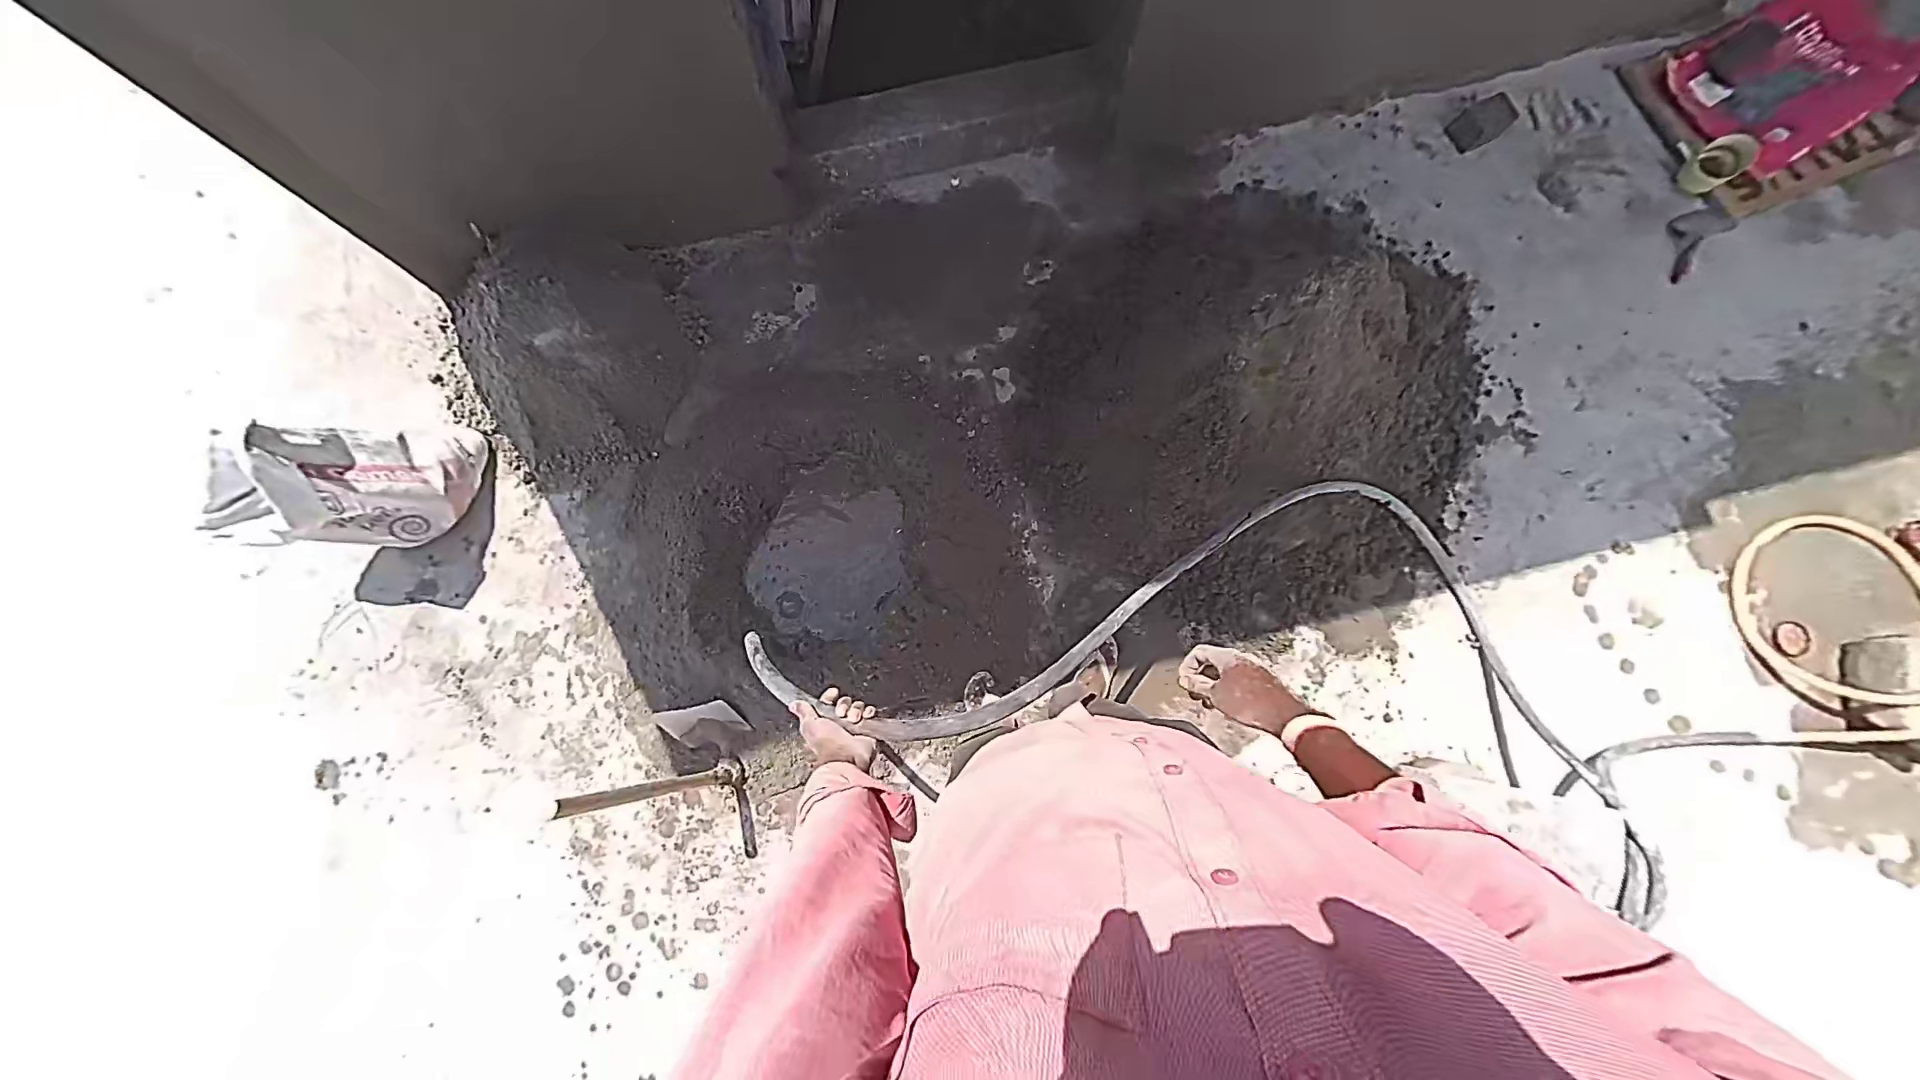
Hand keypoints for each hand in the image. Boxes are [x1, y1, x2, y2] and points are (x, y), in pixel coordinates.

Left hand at [792, 687, 878, 771]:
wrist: (848, 758)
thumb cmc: (827, 745)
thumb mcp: (810, 726)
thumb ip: (803, 713)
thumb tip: (794, 704)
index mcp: (824, 723)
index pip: (827, 702)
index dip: (829, 697)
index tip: (833, 693)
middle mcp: (838, 724)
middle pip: (844, 702)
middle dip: (843, 704)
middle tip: (841, 713)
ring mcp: (853, 727)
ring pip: (857, 706)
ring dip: (856, 709)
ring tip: (854, 719)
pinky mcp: (866, 729)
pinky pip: (869, 713)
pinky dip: (868, 712)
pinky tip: (864, 717)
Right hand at [1177, 644, 1311, 734]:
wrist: (1286, 717)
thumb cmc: (1253, 705)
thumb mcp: (1215, 695)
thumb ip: (1196, 685)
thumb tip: (1185, 679)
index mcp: (1228, 656)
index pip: (1198, 652)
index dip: (1187, 667)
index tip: (1186, 681)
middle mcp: (1242, 658)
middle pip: (1211, 661)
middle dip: (1200, 678)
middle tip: (1197, 694)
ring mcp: (1254, 668)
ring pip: (1225, 672)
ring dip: (1214, 686)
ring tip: (1212, 702)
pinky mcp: (1263, 680)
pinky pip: (1238, 679)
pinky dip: (1229, 689)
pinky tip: (1230, 706)